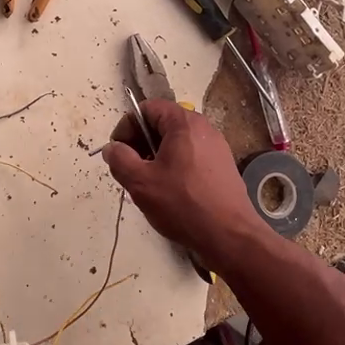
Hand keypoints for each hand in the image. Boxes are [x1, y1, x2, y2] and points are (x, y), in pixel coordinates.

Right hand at [101, 99, 273, 271]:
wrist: (230, 236)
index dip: (128, 127)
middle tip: (132, 171)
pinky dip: (176, 168)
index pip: (148, 108)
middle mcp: (203, 127)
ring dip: (157, 158)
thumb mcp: (141, 183)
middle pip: (162, 124)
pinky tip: (173, 194)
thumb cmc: (183, 204)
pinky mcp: (223, 166)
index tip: (119, 153)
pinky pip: (191, 157)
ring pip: (176, 143)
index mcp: (184, 123)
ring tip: (151, 186)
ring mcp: (216, 147)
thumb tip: (113, 148)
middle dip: (141, 144)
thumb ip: (121, 160)